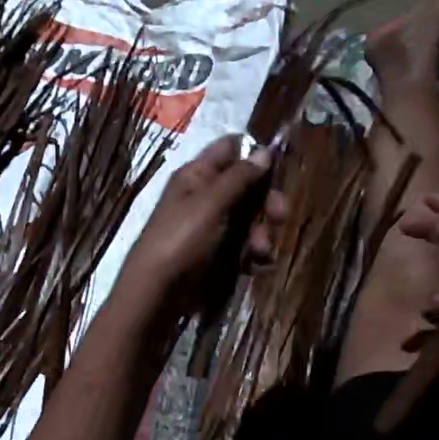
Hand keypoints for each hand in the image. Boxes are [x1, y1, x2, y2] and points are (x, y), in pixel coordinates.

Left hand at [118, 134, 285, 304]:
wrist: (158, 290)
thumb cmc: (180, 239)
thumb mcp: (209, 203)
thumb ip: (239, 177)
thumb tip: (265, 151)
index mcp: (198, 175)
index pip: (230, 149)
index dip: (254, 154)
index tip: (277, 166)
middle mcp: (206, 196)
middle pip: (248, 187)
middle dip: (267, 201)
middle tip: (280, 216)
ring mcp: (213, 226)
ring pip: (251, 219)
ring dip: (261, 234)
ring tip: (259, 251)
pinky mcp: (219, 253)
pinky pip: (246, 246)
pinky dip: (254, 255)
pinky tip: (257, 265)